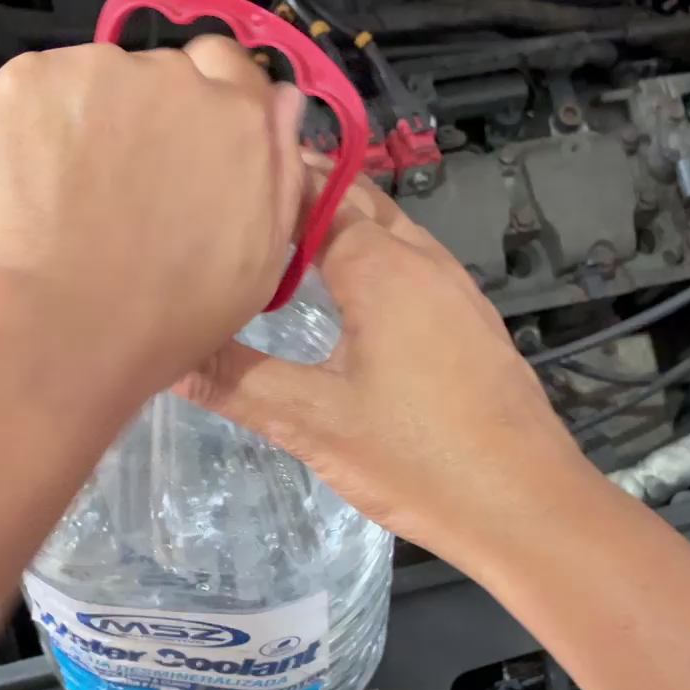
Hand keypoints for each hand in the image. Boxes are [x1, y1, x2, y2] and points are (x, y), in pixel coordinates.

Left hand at [0, 37, 306, 394]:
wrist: (53, 332)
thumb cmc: (170, 317)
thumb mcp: (259, 263)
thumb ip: (281, 172)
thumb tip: (282, 99)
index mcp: (237, 118)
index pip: (230, 66)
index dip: (212, 102)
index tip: (189, 152)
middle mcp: (169, 76)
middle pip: (161, 76)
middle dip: (152, 118)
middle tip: (128, 194)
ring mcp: (89, 73)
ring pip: (96, 84)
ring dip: (93, 124)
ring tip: (72, 201)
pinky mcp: (18, 83)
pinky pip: (36, 97)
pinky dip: (35, 132)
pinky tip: (30, 191)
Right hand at [176, 170, 604, 571]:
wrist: (526, 506)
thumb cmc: (418, 460)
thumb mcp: (312, 422)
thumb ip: (233, 382)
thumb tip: (162, 358)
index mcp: (383, 267)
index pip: (313, 194)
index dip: (265, 183)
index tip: (213, 188)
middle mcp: (426, 262)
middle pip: (356, 203)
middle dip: (301, 197)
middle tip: (237, 210)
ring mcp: (459, 292)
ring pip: (391, 235)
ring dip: (340, 230)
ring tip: (281, 247)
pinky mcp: (475, 326)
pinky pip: (415, 270)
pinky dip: (373, 265)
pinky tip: (349, 305)